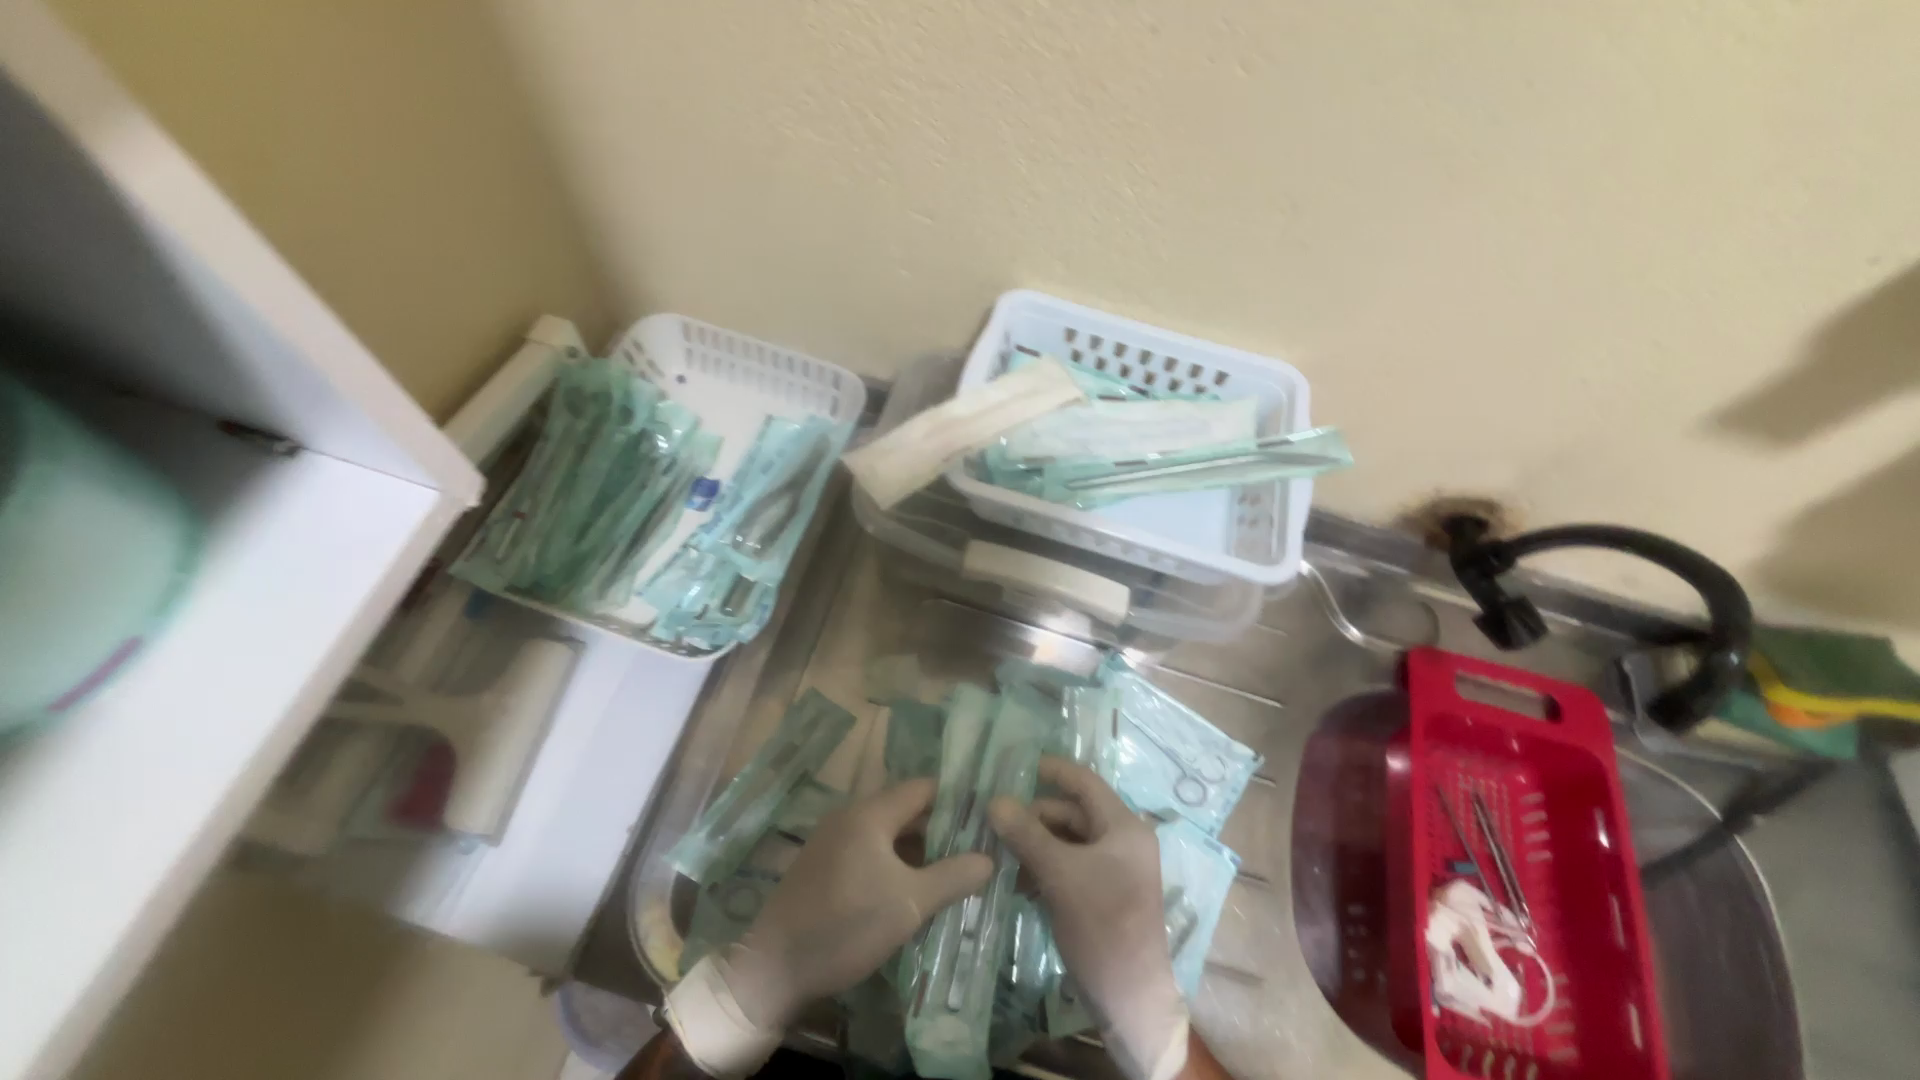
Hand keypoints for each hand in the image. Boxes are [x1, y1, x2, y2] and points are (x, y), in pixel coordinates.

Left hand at [665, 778, 990, 1076]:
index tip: (989, 815)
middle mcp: (849, 817)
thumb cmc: (846, 927)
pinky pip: (869, 851)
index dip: (958, 798)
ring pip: (887, 834)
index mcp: (869, 814)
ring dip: (919, 849)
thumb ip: (953, 876)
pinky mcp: (823, 867)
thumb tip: (990, 857)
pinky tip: (916, 888)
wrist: (774, 969)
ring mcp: (832, 841)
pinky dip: (895, 862)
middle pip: (906, 809)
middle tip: (979, 846)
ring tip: (955, 869)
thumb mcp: (909, 904)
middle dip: (942, 827)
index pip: (923, 788)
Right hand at [989, 757, 1188, 1079]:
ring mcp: (1114, 870)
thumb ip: (1027, 834)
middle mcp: (1123, 841)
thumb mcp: (1059, 876)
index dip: (1052, 771)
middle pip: (1072, 813)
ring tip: (1001, 858)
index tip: (1015, 766)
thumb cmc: (1102, 926)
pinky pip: (1069, 866)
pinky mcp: (1103, 895)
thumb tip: (994, 801)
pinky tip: (1018, 883)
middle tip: (993, 824)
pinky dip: (1044, 868)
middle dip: (1034, 817)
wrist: (1129, 997)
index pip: (1085, 783)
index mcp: (1124, 827)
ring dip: (1035, 845)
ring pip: (1067, 841)